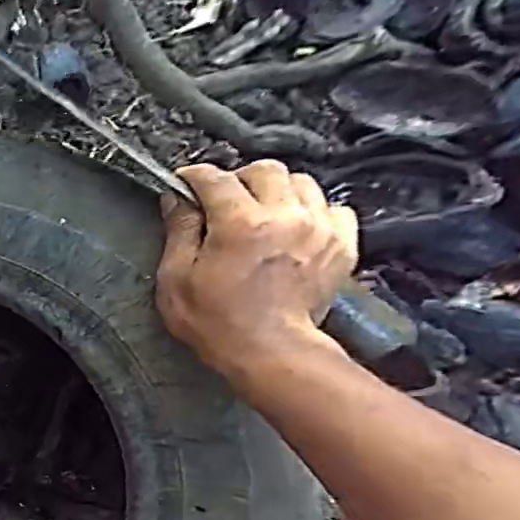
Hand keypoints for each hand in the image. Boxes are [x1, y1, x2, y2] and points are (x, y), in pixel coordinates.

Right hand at [157, 160, 358, 377]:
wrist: (268, 349)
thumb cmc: (212, 318)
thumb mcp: (175, 277)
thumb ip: (179, 231)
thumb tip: (175, 199)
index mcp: (240, 224)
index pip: (217, 180)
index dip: (195, 176)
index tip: (182, 181)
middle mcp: (287, 216)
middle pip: (267, 170)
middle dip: (239, 177)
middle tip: (220, 197)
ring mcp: (321, 228)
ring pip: (303, 183)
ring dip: (276, 190)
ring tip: (258, 210)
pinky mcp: (343, 244)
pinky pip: (333, 207)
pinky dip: (311, 209)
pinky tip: (292, 226)